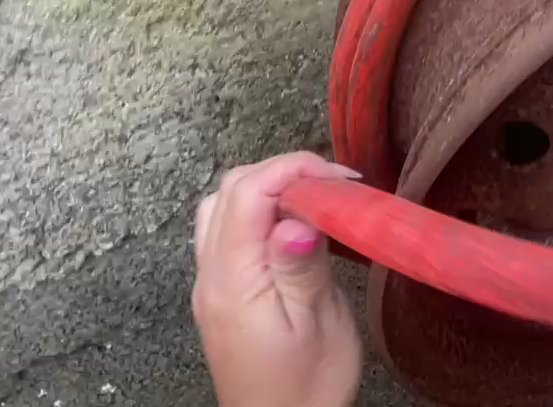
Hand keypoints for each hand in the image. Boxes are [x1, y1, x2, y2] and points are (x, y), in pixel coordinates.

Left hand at [193, 152, 363, 406]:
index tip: (341, 178)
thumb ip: (301, 266)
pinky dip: (261, 207)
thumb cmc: (308, 384)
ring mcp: (212, 283)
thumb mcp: (316, 324)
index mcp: (232, 282)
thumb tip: (296, 219)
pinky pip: (228, 227)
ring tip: (316, 199)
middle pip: (230, 189)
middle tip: (333, 186)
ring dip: (269, 186)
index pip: (247, 193)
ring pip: (223, 204)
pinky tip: (295, 223)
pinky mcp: (223, 290)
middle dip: (284, 171)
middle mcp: (211, 276)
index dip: (294, 168)